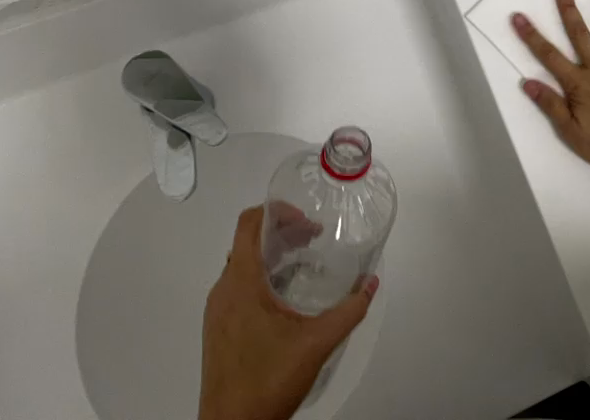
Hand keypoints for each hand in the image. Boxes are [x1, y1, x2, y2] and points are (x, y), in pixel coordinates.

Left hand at [199, 205, 378, 419]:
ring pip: (243, 265)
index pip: (249, 223)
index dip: (276, 210)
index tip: (306, 216)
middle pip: (249, 241)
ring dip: (273, 255)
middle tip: (314, 237)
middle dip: (283, 232)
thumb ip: (349, 310)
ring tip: (305, 262)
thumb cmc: (269, 380)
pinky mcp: (218, 329)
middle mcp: (224, 289)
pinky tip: (287, 297)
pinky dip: (262, 277)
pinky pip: (238, 287)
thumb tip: (372, 282)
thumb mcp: (317, 343)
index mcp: (241, 282)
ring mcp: (217, 311)